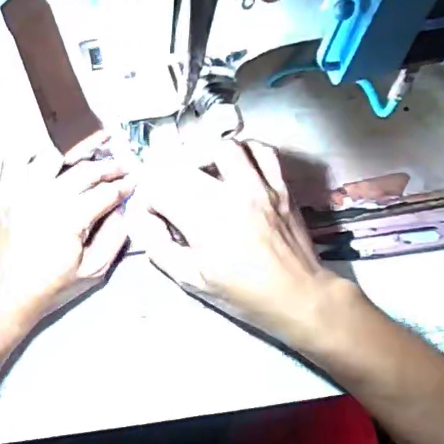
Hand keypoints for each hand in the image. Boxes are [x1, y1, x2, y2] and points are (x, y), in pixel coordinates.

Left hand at [0, 133, 131, 352]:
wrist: (0, 295)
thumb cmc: (46, 288)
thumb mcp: (92, 272)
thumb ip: (114, 237)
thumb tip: (120, 209)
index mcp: (69, 219)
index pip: (106, 191)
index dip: (125, 184)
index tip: (134, 181)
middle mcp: (44, 197)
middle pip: (85, 169)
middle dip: (109, 165)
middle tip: (121, 166)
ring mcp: (20, 190)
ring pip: (53, 152)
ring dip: (75, 151)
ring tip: (89, 153)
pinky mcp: (2, 190)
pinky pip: (17, 156)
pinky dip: (34, 151)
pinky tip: (49, 158)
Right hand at [128, 138, 347, 338]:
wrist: (298, 296)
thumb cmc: (244, 294)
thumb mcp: (192, 280)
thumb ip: (160, 248)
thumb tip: (144, 222)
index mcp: (204, 219)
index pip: (159, 189)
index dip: (148, 201)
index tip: (154, 216)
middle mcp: (231, 193)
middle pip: (186, 164)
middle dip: (169, 178)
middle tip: (171, 195)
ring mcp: (260, 186)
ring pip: (225, 147)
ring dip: (207, 156)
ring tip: (203, 173)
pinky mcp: (281, 186)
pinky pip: (263, 152)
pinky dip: (246, 152)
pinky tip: (239, 166)